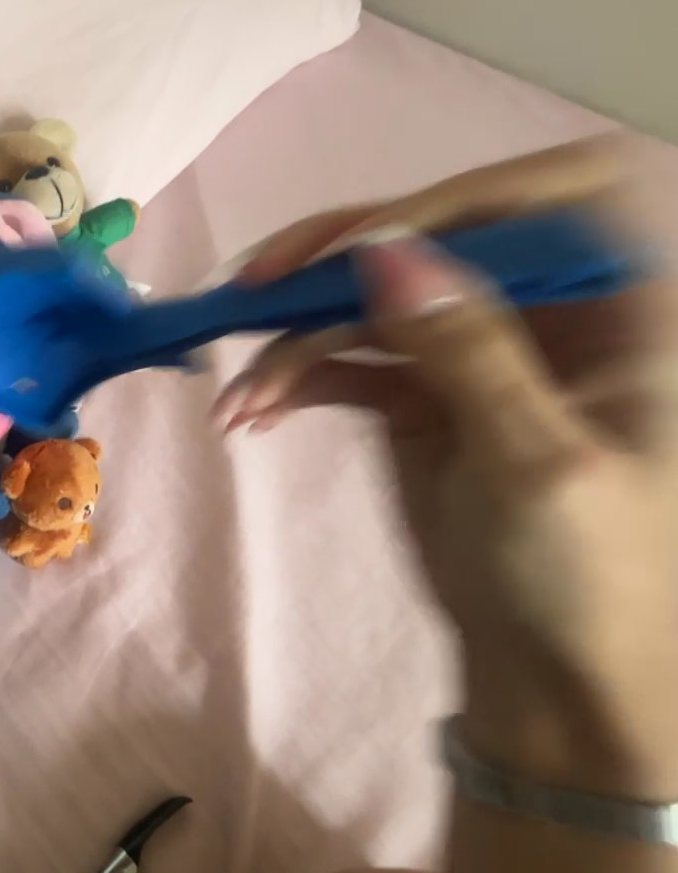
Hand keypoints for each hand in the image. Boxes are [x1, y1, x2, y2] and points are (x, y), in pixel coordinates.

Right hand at [212, 137, 677, 795]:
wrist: (555, 673)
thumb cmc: (593, 577)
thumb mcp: (536, 460)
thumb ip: (468, 349)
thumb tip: (387, 256)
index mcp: (640, 312)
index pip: (564, 198)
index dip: (461, 199)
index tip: (361, 246)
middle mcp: (556, 318)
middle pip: (439, 245)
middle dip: (334, 266)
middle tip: (245, 289)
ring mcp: (479, 357)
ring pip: (369, 309)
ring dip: (289, 347)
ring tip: (235, 402)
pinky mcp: (420, 398)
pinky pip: (343, 364)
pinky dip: (290, 383)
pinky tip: (248, 416)